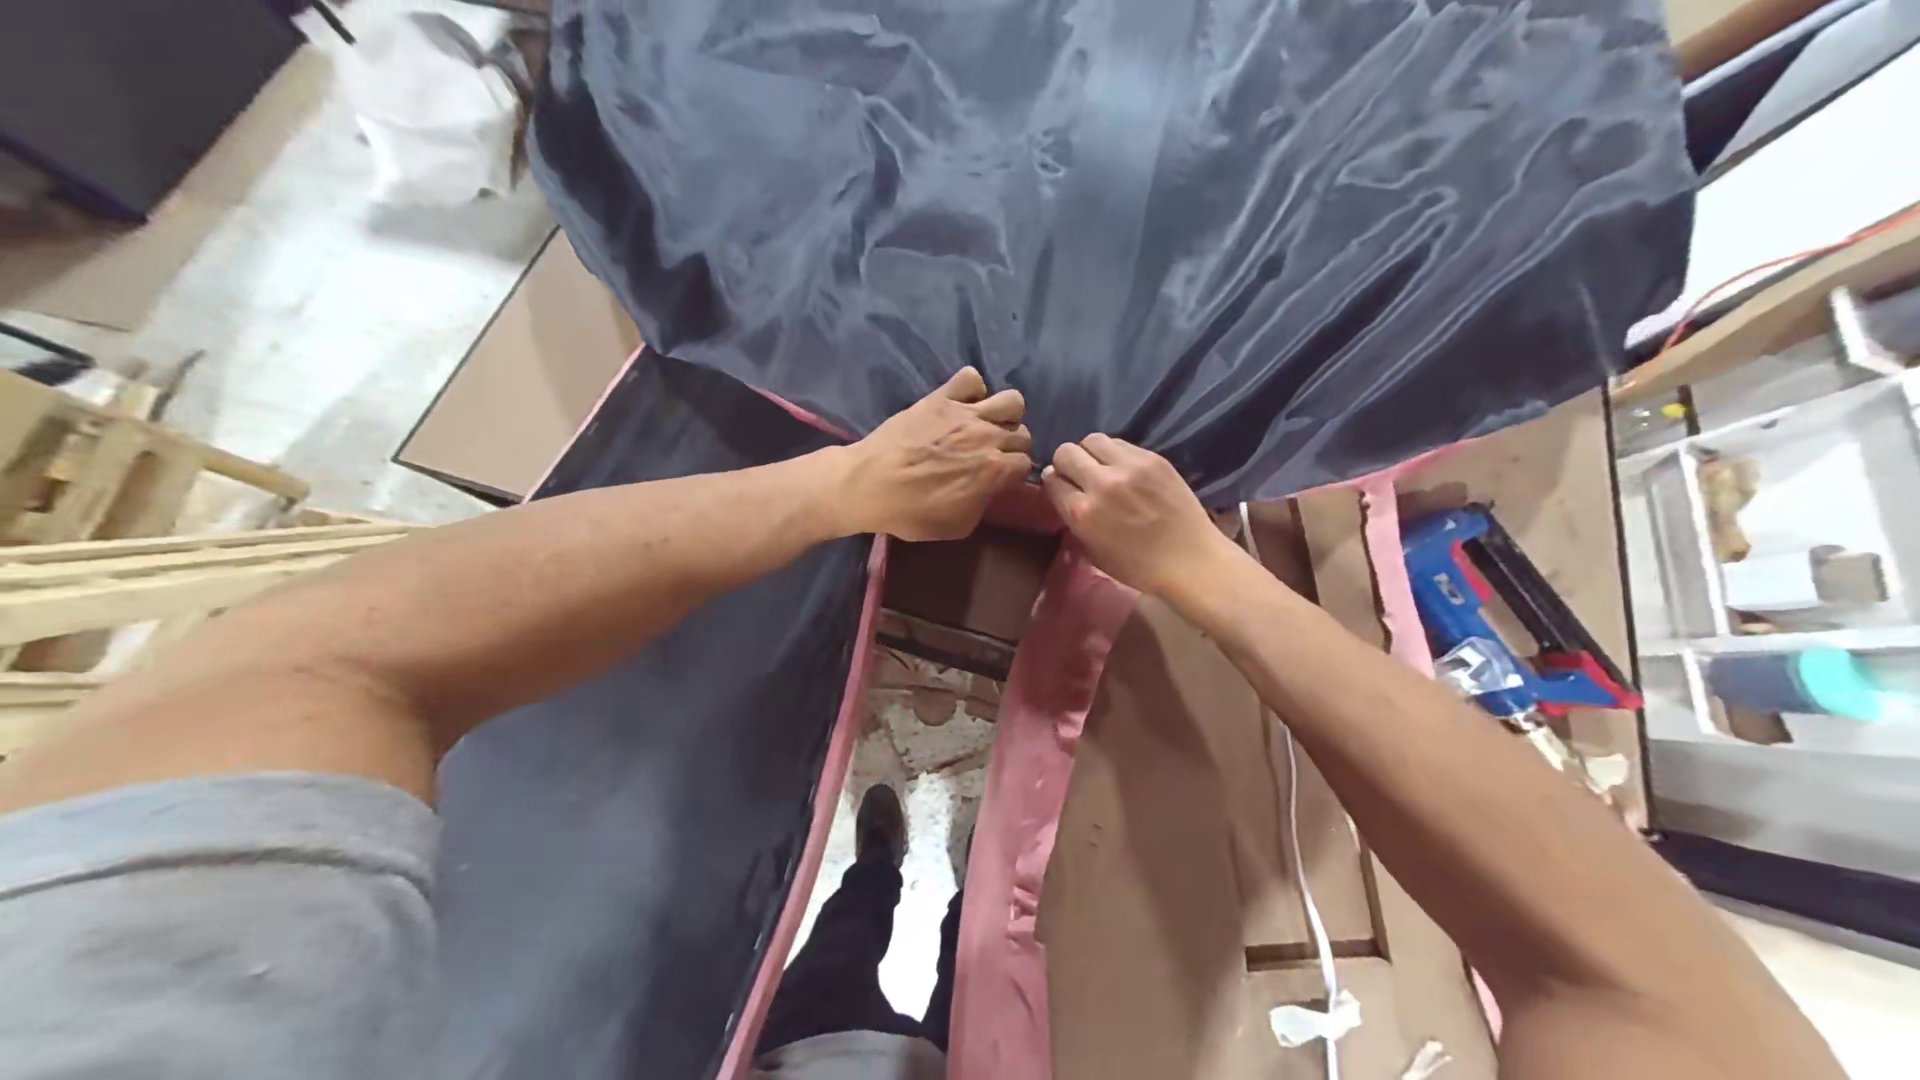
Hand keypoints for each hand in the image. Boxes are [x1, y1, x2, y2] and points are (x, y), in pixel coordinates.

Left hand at [838, 368, 1032, 540]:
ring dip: (1005, 415)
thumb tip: (993, 489)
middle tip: (992, 456)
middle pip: (1022, 433)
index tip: (1001, 479)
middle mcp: (986, 436)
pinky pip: (971, 378)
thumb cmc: (910, 512)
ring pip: (1011, 401)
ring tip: (986, 426)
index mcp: (994, 470)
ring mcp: (964, 412)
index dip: (1014, 474)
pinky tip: (962, 405)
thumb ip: (984, 503)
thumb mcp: (958, 525)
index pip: (1025, 464)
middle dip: (1012, 447)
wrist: (867, 485)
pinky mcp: (940, 397)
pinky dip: (972, 389)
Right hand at [1042, 434, 1238, 595]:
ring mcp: (1128, 467)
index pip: (1052, 480)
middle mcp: (1100, 483)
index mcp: (1082, 512)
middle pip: (1066, 452)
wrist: (1190, 560)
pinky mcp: (1152, 458)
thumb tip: (1062, 493)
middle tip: (1078, 475)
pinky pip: (1121, 443)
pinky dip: (1115, 453)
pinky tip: (1125, 469)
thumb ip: (1073, 520)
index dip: (1054, 483)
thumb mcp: (1093, 553)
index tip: (1062, 487)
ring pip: (1092, 440)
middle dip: (1066, 463)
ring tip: (1101, 467)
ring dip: (1090, 452)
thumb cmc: (1138, 567)